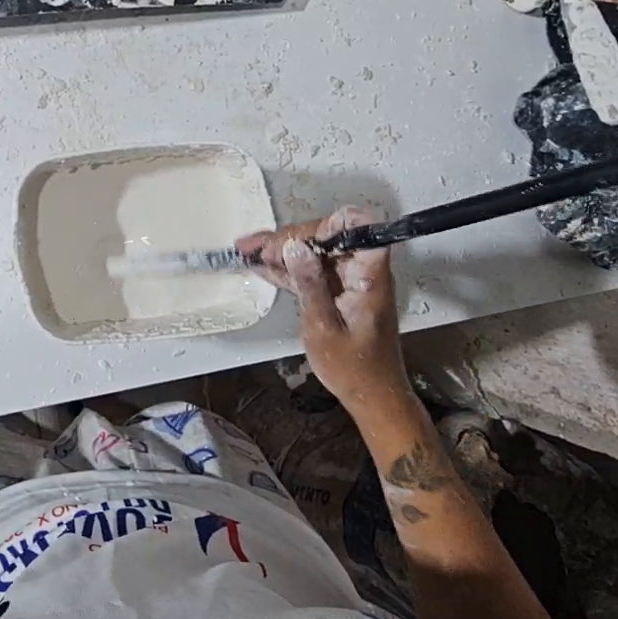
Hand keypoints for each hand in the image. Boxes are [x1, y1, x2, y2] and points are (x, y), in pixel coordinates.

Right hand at [236, 206, 406, 412]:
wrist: (370, 395)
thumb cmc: (352, 367)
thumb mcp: (324, 326)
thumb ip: (310, 283)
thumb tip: (293, 246)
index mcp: (368, 274)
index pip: (360, 226)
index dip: (329, 223)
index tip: (296, 239)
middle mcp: (360, 269)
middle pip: (327, 236)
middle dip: (290, 237)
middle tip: (256, 249)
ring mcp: (346, 278)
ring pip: (312, 251)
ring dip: (280, 250)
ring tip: (246, 248)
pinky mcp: (335, 289)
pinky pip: (309, 270)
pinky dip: (285, 268)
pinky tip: (258, 264)